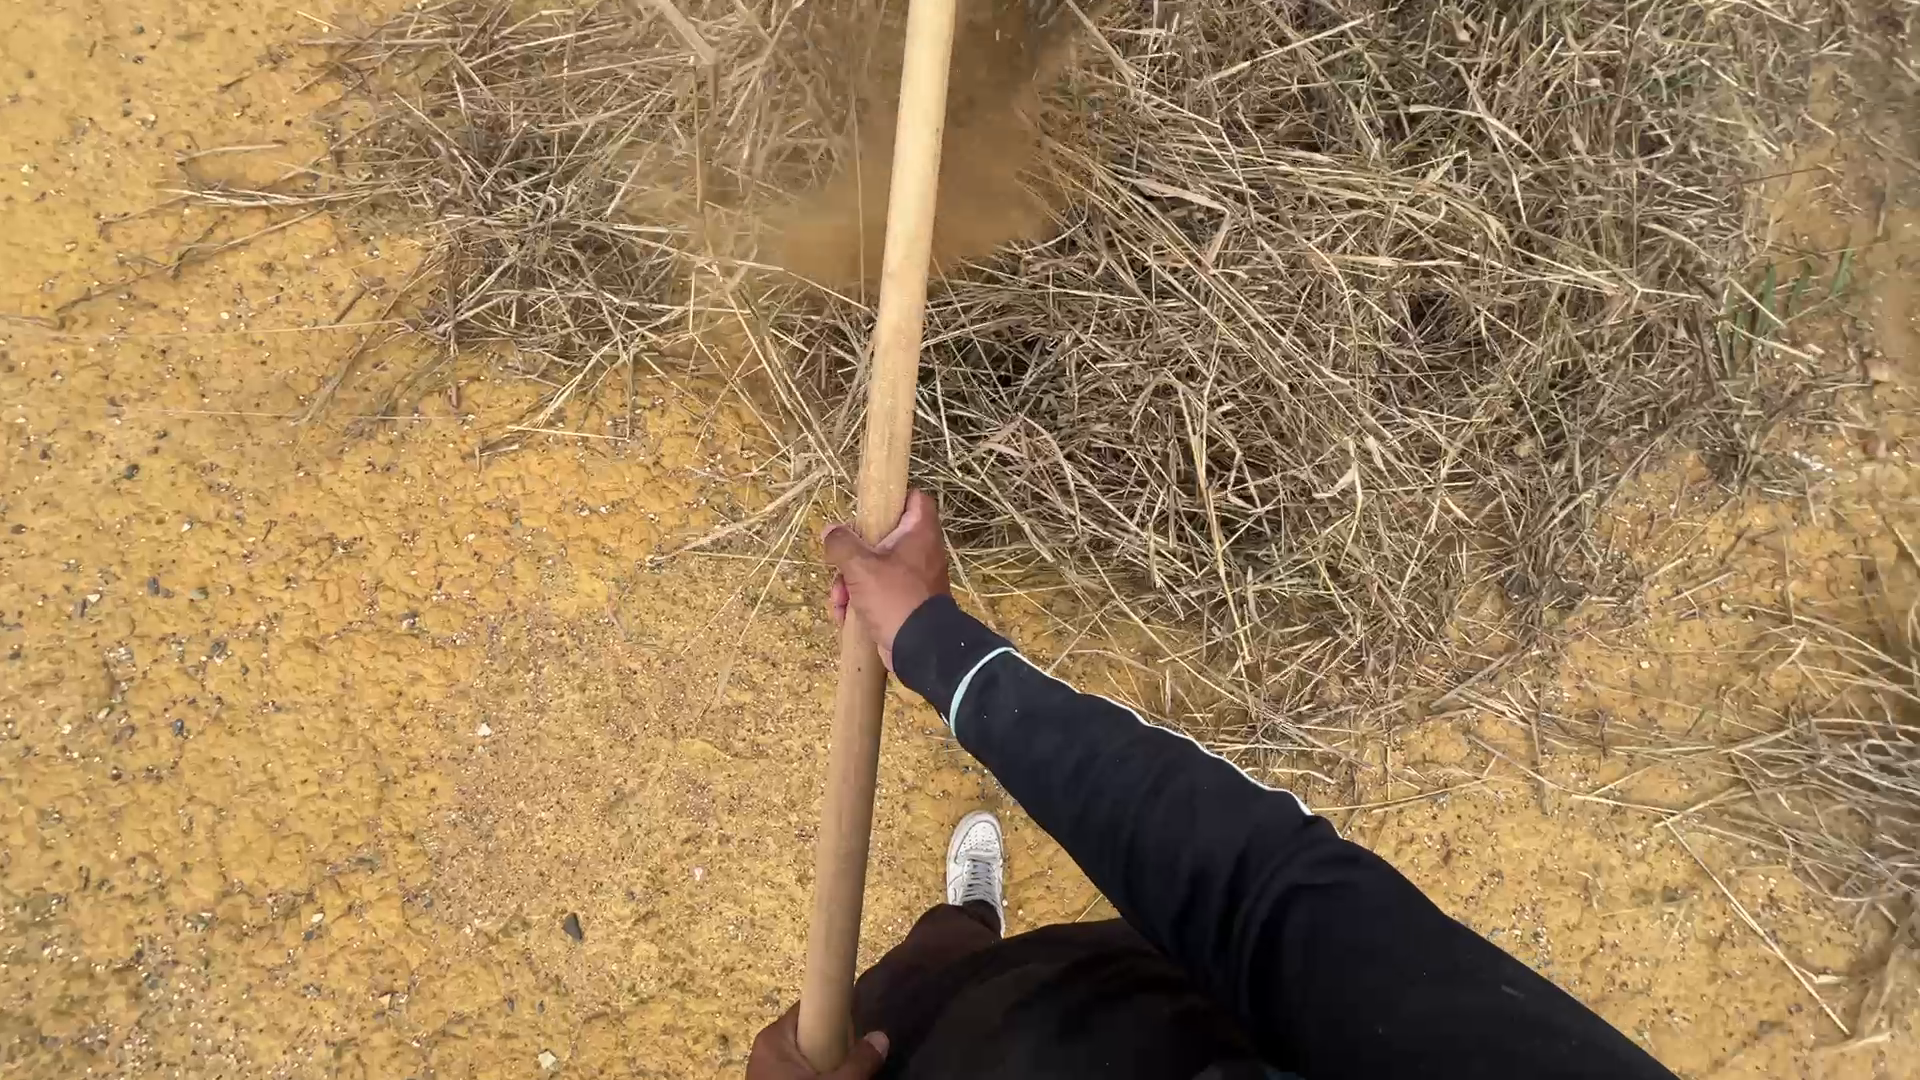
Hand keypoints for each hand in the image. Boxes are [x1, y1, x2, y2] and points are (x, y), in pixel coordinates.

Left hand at [746, 1005, 888, 1078]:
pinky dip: (813, 1078)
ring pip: (805, 1057)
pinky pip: (797, 1074)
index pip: (811, 1007)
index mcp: (774, 1037)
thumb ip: (859, 1061)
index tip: (854, 1031)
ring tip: (841, 1076)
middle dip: (832, 1046)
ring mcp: (765, 1072)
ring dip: (825, 1066)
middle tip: (850, 1060)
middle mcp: (766, 1049)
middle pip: (810, 1032)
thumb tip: (881, 1037)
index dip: (835, 1015)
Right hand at [824, 490, 950, 671]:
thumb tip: (830, 531)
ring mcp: (914, 578)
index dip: (894, 497)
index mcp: (919, 533)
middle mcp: (921, 551)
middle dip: (852, 555)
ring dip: (850, 583)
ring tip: (840, 601)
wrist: (921, 649)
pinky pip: (878, 592)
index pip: (915, 498)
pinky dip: (860, 601)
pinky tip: (845, 616)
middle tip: (840, 565)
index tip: (869, 508)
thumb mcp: (861, 568)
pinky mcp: (906, 601)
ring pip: (874, 568)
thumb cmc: (896, 598)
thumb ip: (842, 545)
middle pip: (882, 537)